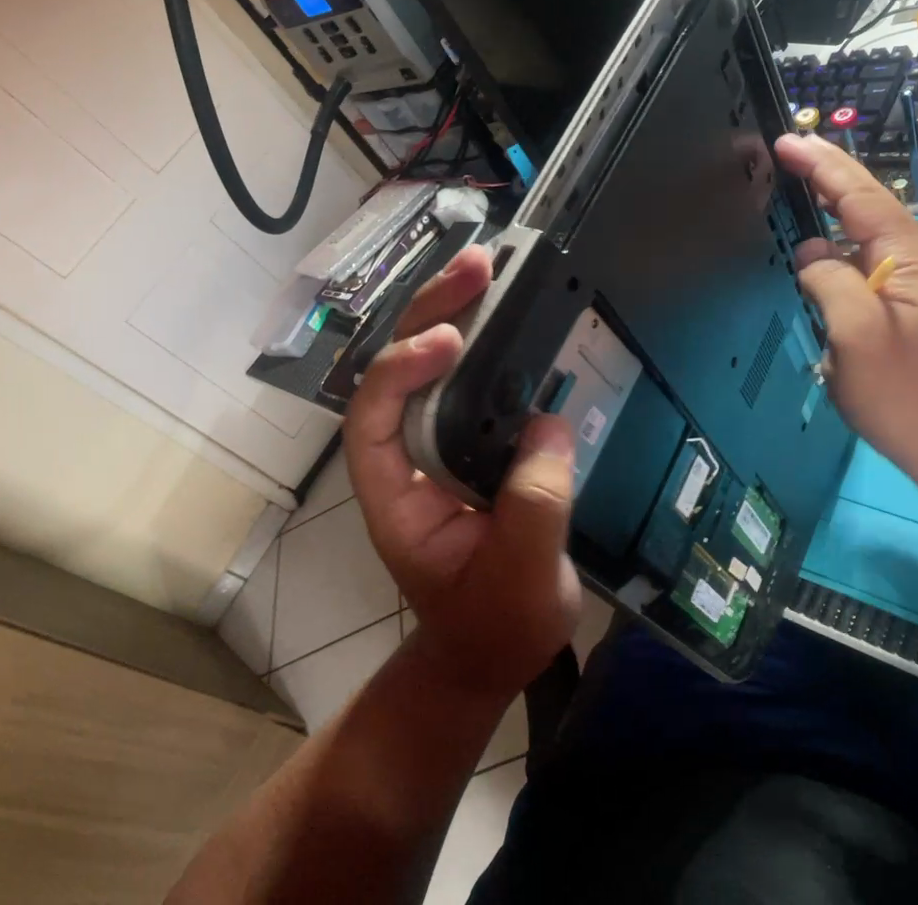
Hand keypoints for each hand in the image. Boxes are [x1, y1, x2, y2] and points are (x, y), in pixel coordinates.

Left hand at [342, 245, 580, 698]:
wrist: (495, 649)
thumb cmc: (496, 626)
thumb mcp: (521, 577)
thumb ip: (533, 505)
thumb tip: (547, 423)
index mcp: (394, 497)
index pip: (371, 420)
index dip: (399, 371)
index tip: (449, 339)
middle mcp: (406, 463)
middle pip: (397, 376)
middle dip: (428, 316)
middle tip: (476, 268)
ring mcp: (437, 453)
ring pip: (431, 373)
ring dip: (454, 316)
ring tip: (490, 270)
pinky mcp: (471, 450)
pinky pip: (470, 389)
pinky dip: (487, 348)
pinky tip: (509, 316)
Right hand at [774, 134, 917, 498]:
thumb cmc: (913, 400)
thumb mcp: (857, 338)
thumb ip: (830, 284)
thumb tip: (813, 257)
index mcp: (913, 261)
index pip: (861, 196)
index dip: (823, 165)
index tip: (787, 139)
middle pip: (870, 215)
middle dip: (830, 186)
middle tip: (788, 163)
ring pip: (869, 254)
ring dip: (834, 236)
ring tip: (799, 227)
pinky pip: (874, 285)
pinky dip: (844, 273)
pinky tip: (825, 286)